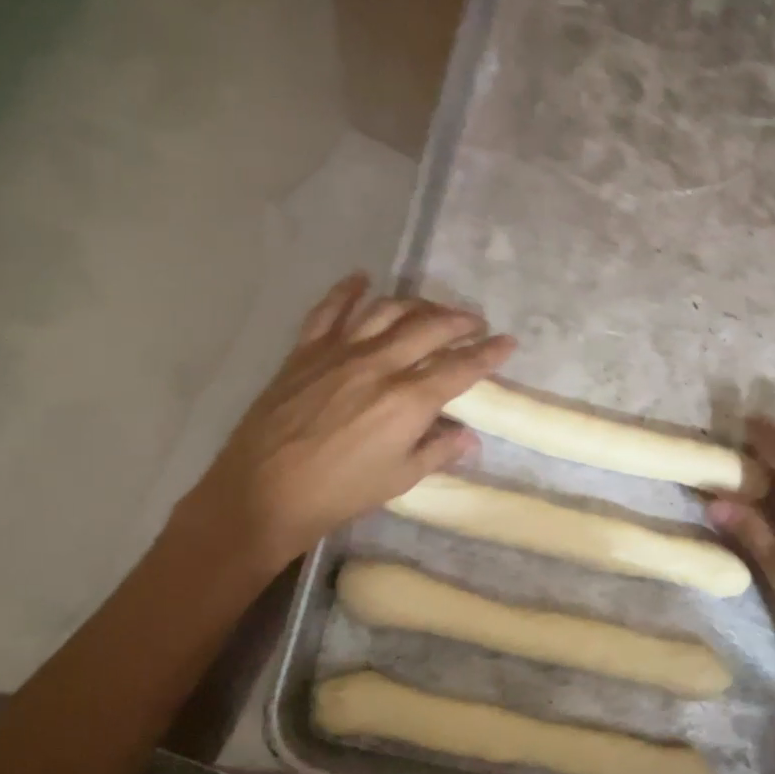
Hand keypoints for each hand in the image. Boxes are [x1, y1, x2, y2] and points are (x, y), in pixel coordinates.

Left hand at [181, 274, 513, 568]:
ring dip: (416, 304)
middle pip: (428, 327)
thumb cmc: (340, 494)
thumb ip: (437, 451)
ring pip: (386, 310)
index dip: (488, 353)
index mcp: (408, 400)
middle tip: (475, 322)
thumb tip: (467, 435)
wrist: (265, 492)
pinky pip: (330, 310)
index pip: (460, 367)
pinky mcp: (305, 352)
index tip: (508, 342)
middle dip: (459, 320)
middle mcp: (379, 364)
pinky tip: (362, 279)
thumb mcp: (399, 479)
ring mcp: (339, 352)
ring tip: (432, 308)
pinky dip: (348, 291)